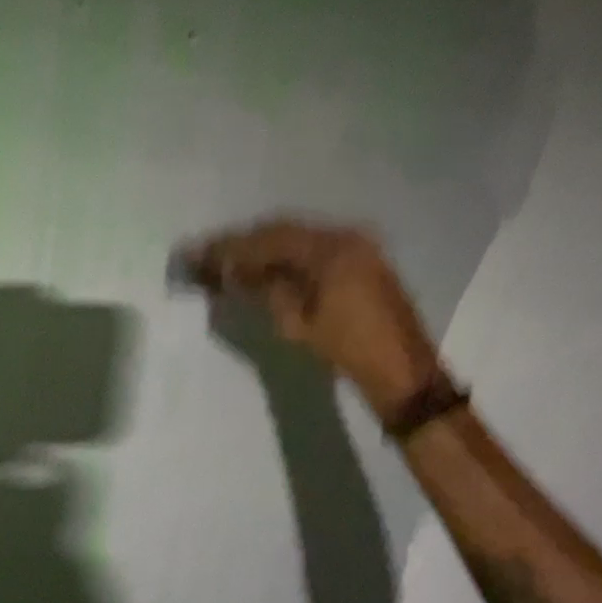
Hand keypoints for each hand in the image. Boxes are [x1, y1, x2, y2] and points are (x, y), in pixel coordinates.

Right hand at [183, 218, 442, 421]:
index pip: (267, 239)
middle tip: (209, 254)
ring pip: (298, 237)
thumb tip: (234, 272)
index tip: (198, 254)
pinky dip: (287, 255)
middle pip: (282, 231)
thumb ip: (264, 289)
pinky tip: (265, 268)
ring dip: (264, 248)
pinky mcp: (362, 259)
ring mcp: (357, 245)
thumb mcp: (297, 323)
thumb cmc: (349, 349)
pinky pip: (315, 247)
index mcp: (329, 248)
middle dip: (244, 243)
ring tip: (231, 262)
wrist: (404, 372)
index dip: (229, 248)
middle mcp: (344, 235)